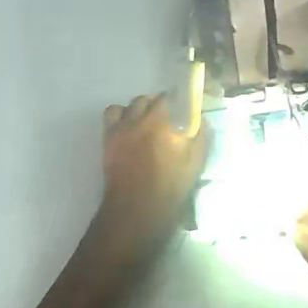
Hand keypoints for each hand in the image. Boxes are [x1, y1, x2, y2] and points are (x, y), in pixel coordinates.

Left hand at [88, 93, 208, 267]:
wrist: (136, 211)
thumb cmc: (170, 190)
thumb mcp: (194, 164)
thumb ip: (200, 137)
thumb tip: (200, 119)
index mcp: (161, 123)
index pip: (171, 97)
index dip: (179, 100)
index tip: (185, 108)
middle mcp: (139, 119)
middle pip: (150, 99)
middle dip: (161, 105)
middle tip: (169, 120)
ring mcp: (121, 128)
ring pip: (131, 104)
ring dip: (141, 108)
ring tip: (148, 123)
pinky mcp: (108, 138)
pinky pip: (112, 113)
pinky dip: (121, 115)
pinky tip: (129, 128)